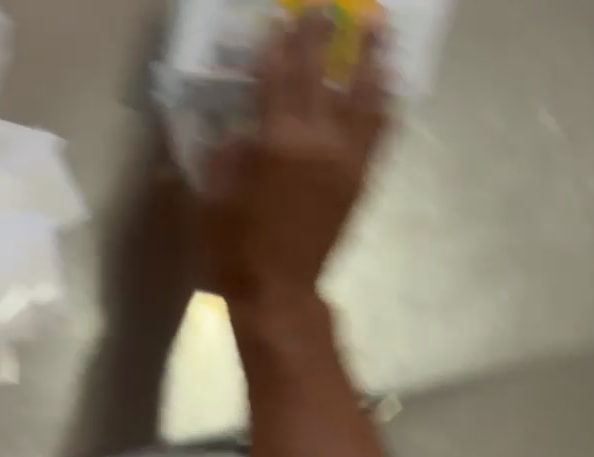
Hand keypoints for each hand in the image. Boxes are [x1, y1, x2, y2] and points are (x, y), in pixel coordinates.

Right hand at [200, 5, 390, 301]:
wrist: (278, 291)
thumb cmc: (229, 252)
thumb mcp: (205, 207)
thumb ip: (216, 163)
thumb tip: (227, 133)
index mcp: (275, 146)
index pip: (277, 82)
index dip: (276, 48)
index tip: (278, 19)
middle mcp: (320, 140)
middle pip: (324, 76)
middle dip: (321, 39)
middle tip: (324, 9)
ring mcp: (349, 156)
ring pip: (368, 93)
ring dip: (373, 55)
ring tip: (377, 27)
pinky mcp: (362, 175)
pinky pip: (382, 126)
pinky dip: (385, 98)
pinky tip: (388, 82)